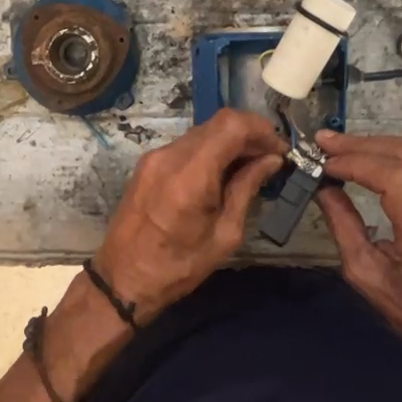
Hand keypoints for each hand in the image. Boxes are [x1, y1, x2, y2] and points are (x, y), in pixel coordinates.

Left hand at [92, 109, 285, 316]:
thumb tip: (270, 161)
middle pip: (218, 123)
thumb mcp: (224, 234)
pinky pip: (186, 146)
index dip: (261, 129)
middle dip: (249, 135)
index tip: (279, 151)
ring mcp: (154, 157)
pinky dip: (209, 151)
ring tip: (249, 168)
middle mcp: (169, 156)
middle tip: (269, 160)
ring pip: (202, 132)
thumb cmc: (178, 267)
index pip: (231, 125)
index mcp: (190, 175)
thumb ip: (246, 189)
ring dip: (229, 142)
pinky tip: (222, 173)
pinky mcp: (147, 164)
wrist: (123, 279)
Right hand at [312, 130, 401, 352]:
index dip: (357, 162)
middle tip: (323, 144)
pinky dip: (390, 154)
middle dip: (362, 145)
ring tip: (339, 147)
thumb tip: (322, 187)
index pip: (397, 178)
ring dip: (376, 144)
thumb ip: (343, 226)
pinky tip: (364, 159)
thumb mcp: (365, 275)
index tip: (323, 163)